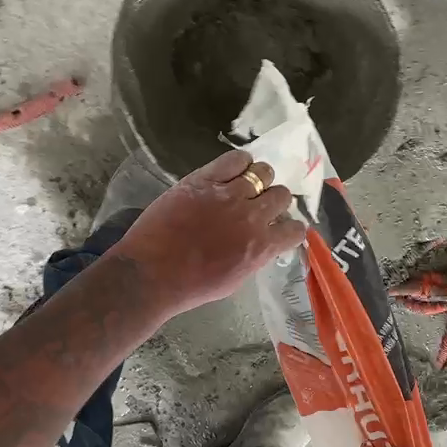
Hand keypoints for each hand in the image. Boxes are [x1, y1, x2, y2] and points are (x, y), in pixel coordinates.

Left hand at [111, 149, 306, 317]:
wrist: (151, 273)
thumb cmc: (191, 286)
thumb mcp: (234, 281)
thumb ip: (254, 257)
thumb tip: (261, 244)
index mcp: (260, 246)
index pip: (295, 229)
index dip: (290, 229)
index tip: (281, 229)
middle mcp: (251, 216)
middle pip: (281, 195)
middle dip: (275, 201)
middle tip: (260, 206)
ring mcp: (228, 194)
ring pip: (263, 173)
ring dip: (260, 180)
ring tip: (247, 186)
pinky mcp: (204, 180)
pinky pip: (235, 159)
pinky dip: (241, 163)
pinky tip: (235, 171)